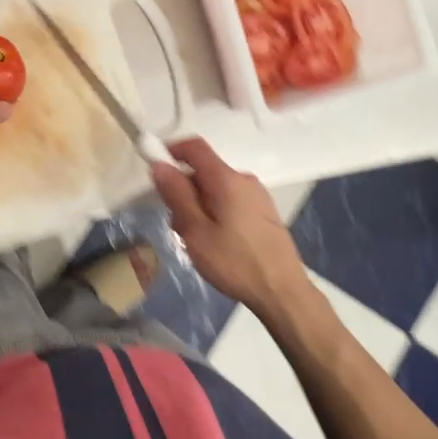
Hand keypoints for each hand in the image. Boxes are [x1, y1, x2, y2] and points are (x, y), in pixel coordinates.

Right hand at [150, 138, 307, 314]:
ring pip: (217, 189)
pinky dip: (216, 213)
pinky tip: (217, 244)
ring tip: (197, 241)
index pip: (195, 147)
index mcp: (227, 179)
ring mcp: (257, 196)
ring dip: (199, 206)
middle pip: (205, 171)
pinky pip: (231, 201)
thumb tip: (160, 165)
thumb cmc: (235, 262)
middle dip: (184, 190)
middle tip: (176, 224)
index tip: (155, 170)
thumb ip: (177, 195)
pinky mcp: (264, 212)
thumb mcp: (196, 231)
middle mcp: (244, 180)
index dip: (171, 150)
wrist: (282, 291)